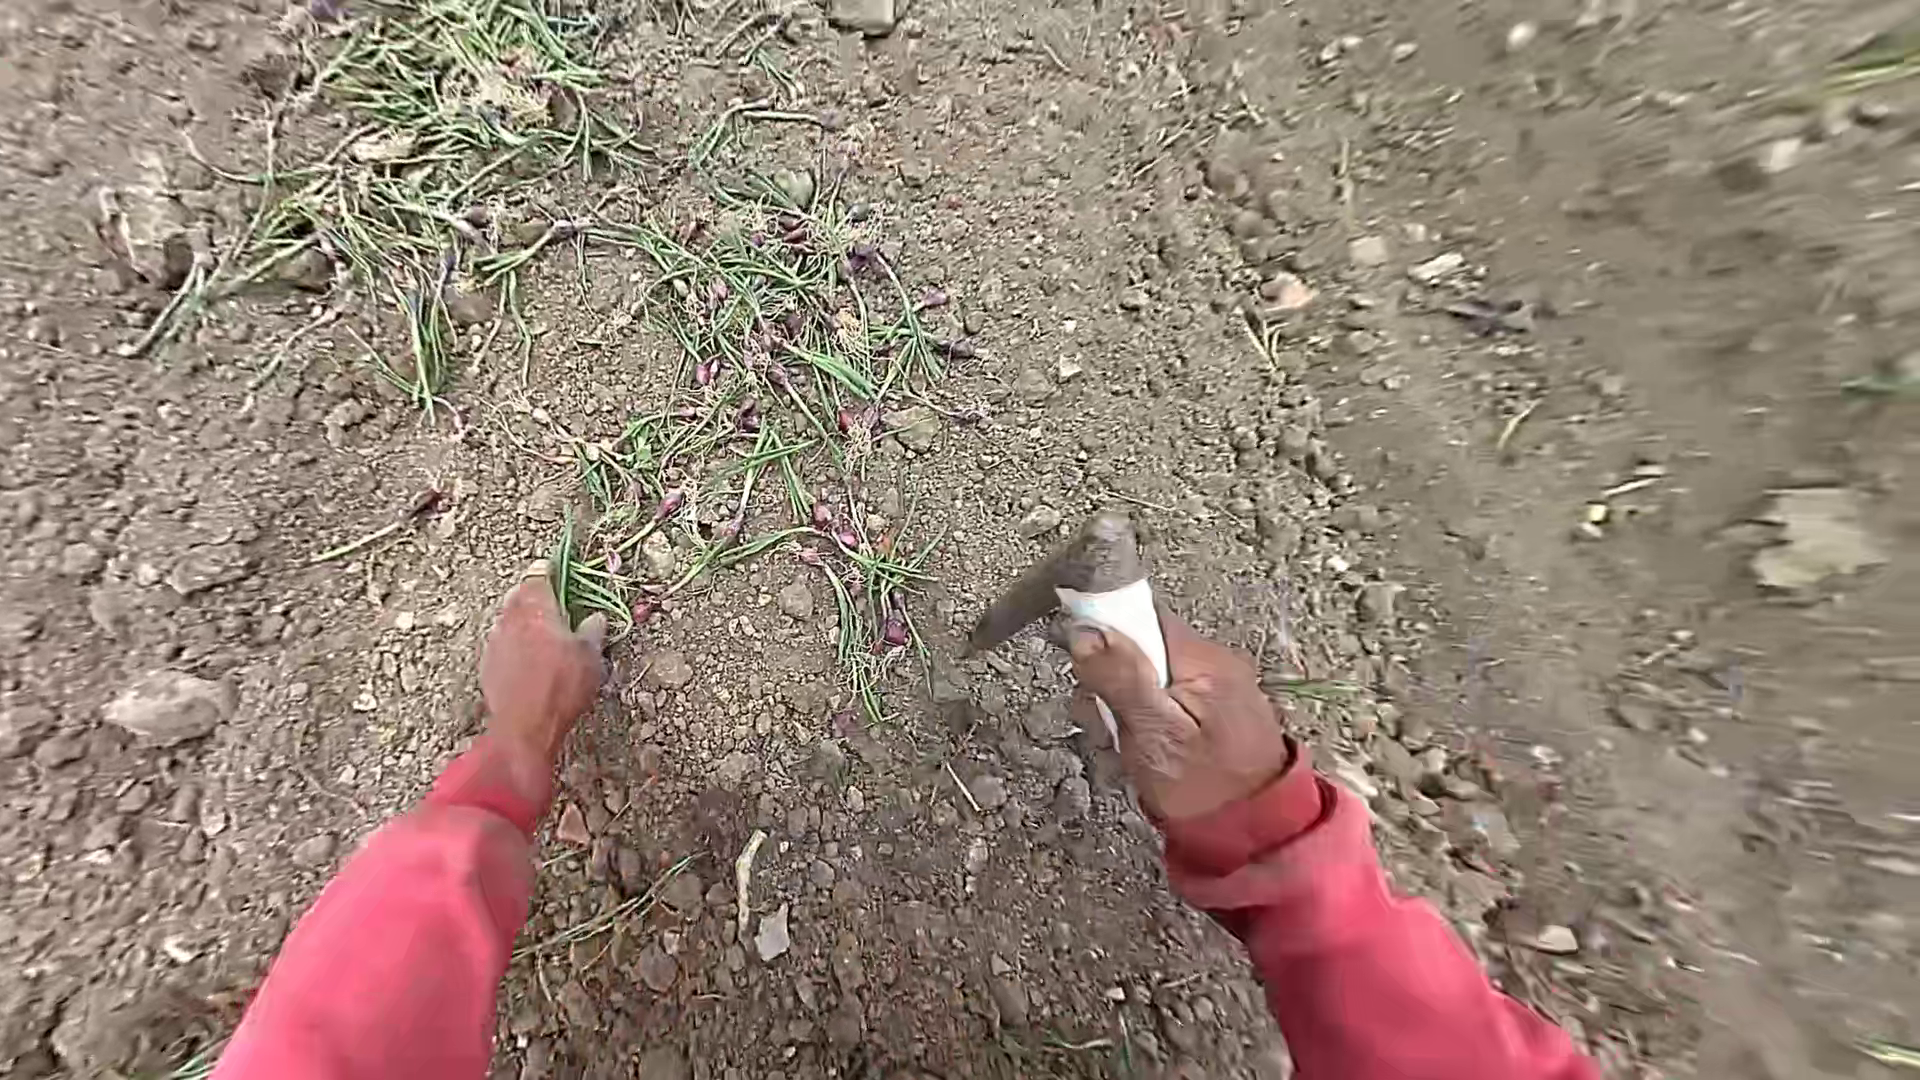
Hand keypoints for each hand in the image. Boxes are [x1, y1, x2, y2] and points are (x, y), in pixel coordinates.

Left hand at [480, 562, 606, 763]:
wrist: (526, 725)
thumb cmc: (564, 685)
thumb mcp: (592, 655)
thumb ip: (593, 631)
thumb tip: (595, 618)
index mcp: (538, 612)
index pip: (538, 578)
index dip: (547, 570)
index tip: (553, 566)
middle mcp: (511, 622)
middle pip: (517, 596)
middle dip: (531, 591)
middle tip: (548, 593)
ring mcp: (496, 643)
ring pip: (507, 618)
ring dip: (521, 615)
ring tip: (539, 622)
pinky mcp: (488, 665)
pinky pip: (501, 640)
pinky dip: (514, 638)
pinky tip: (528, 650)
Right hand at [1068, 609, 1288, 820]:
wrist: (1255, 843)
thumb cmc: (1203, 789)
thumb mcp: (1153, 734)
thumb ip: (1120, 679)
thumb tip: (1086, 630)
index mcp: (1203, 660)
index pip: (1142, 614)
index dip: (1107, 632)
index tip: (1090, 670)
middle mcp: (1215, 662)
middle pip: (1142, 645)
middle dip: (1114, 680)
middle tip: (1109, 723)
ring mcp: (1217, 686)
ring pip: (1149, 673)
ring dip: (1125, 703)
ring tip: (1126, 742)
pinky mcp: (1214, 709)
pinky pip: (1165, 696)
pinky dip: (1146, 716)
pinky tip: (1144, 746)